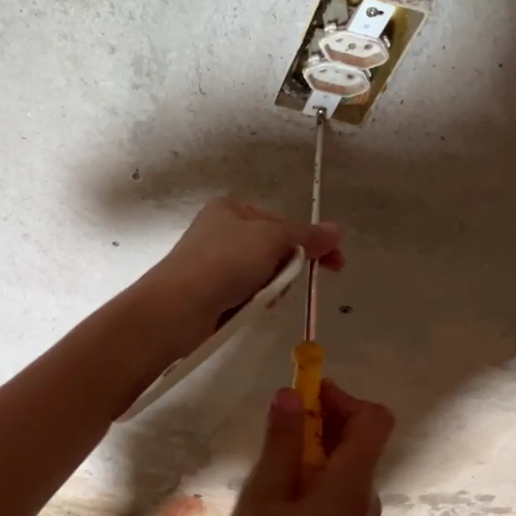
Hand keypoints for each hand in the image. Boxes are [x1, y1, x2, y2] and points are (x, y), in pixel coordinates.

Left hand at [141, 196, 343, 341]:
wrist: (178, 305)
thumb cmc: (226, 261)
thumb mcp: (271, 239)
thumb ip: (305, 236)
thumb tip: (337, 230)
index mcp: (232, 207)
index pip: (282, 222)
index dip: (310, 242)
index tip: (336, 266)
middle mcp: (220, 228)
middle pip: (272, 248)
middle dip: (286, 267)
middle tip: (287, 284)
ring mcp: (211, 260)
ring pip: (260, 273)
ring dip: (270, 286)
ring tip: (264, 298)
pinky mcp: (207, 289)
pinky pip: (243, 291)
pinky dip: (252, 299)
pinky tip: (250, 307)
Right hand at [229, 382, 393, 515]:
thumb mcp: (265, 497)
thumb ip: (281, 443)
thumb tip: (291, 394)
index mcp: (351, 481)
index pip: (374, 418)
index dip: (342, 396)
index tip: (303, 395)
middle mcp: (365, 494)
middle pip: (360, 436)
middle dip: (322, 417)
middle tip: (277, 425)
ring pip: (347, 461)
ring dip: (314, 445)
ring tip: (271, 464)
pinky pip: (339, 484)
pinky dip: (315, 471)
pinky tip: (280, 495)